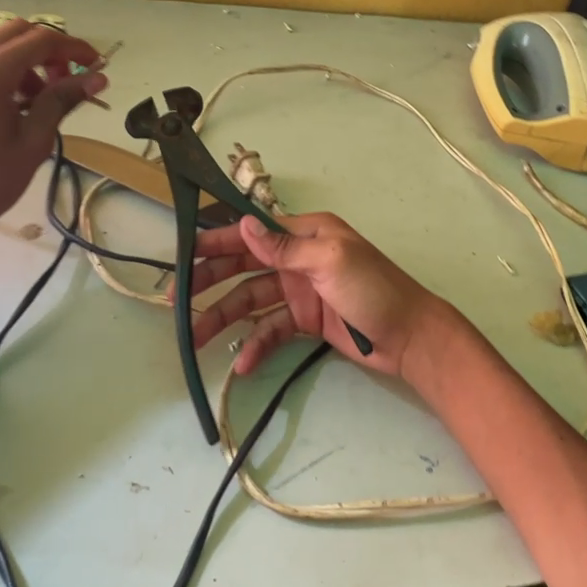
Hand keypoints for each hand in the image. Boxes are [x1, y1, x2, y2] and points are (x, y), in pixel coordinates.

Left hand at [0, 19, 106, 246]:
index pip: (41, 39)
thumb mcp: (32, 142)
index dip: (75, 47)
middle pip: (18, 32)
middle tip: (69, 81)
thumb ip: (62, 101)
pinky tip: (14, 110)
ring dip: (28, 63)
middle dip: (51, 50)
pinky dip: (5, 74)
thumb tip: (97, 78)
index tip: (97, 66)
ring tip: (42, 103)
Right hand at [175, 212, 460, 382]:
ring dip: (224, 317)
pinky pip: (271, 329)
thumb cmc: (373, 289)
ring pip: (252, 300)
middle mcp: (299, 258)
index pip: (252, 232)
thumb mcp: (329, 261)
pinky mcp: (306, 322)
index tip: (183, 251)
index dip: (218, 240)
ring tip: (195, 339)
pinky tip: (241, 363)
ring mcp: (301, 291)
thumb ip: (284, 247)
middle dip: (210, 280)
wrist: (410, 337)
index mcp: (306, 233)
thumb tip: (243, 223)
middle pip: (244, 266)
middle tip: (176, 299)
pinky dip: (256, 343)